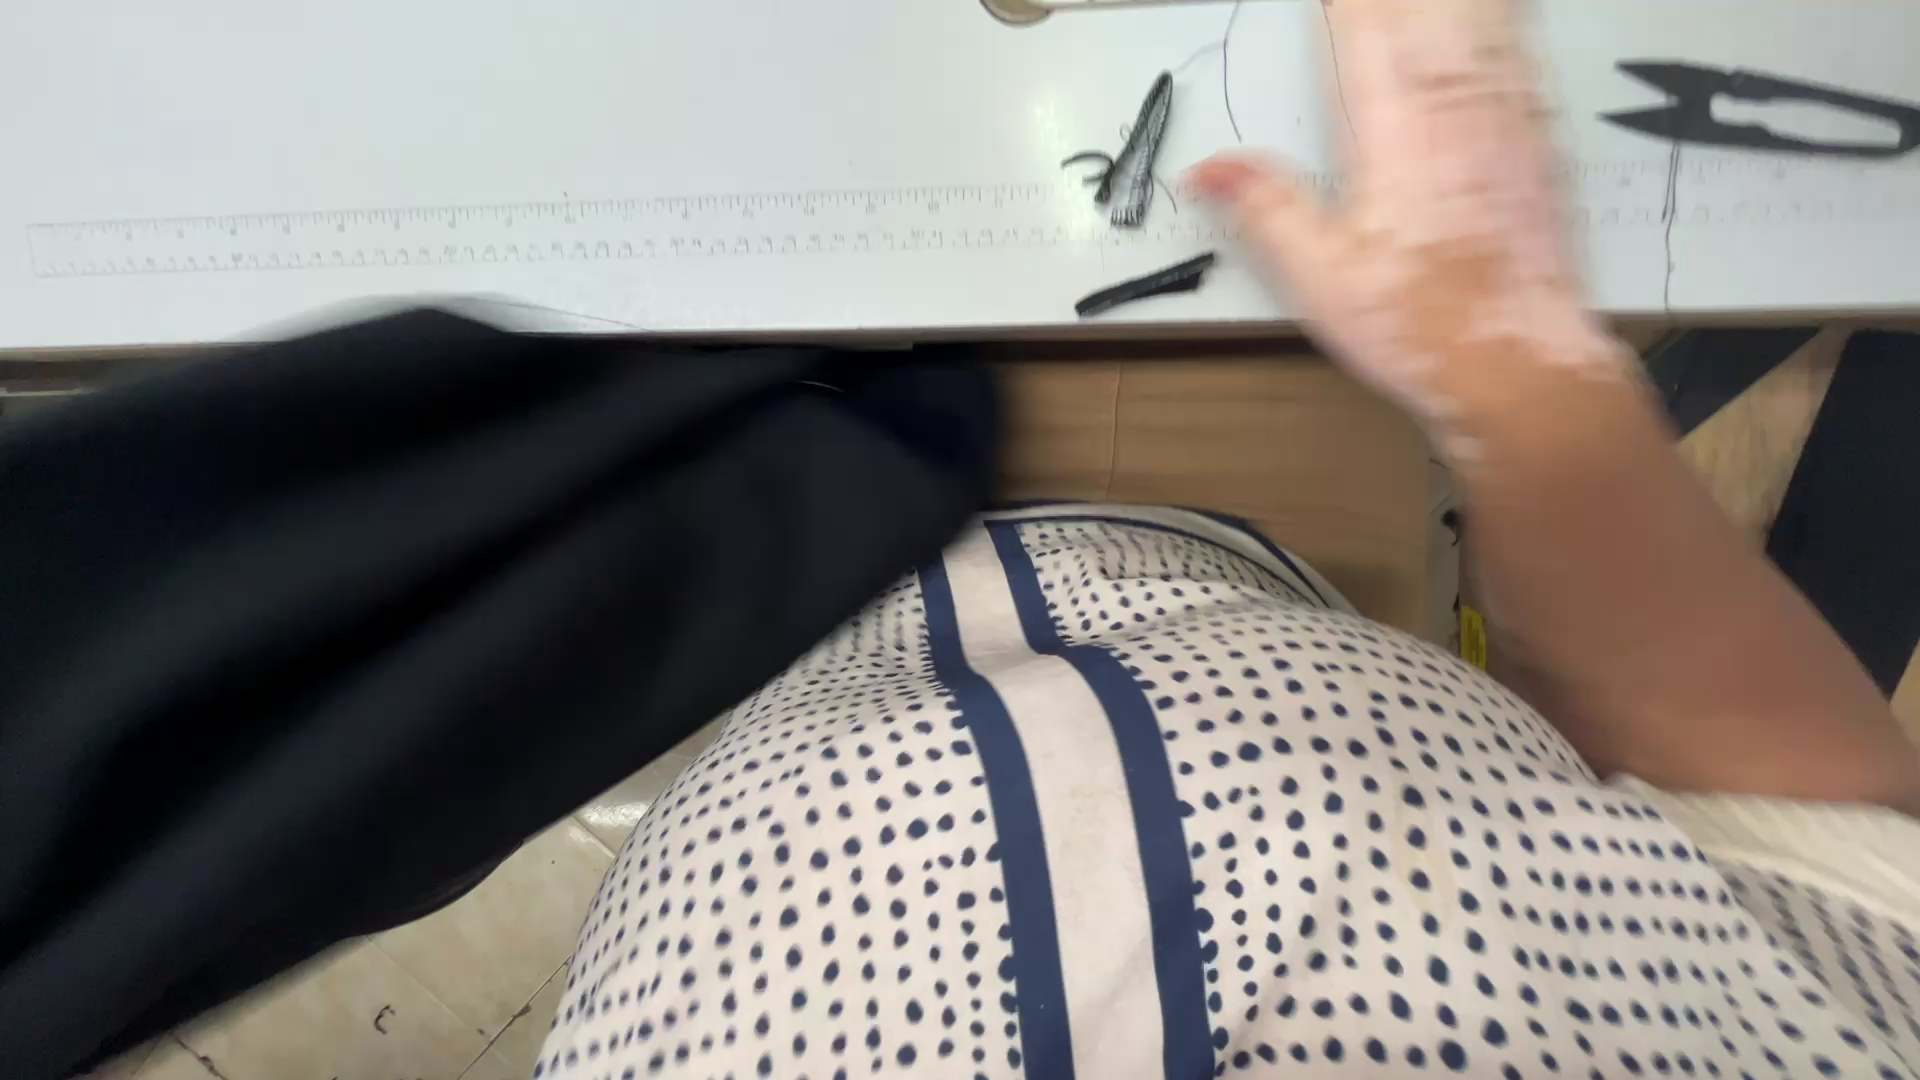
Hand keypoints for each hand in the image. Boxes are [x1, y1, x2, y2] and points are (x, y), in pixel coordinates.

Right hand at [1187, 0, 1629, 439]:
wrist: (1514, 360)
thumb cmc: (1415, 322)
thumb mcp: (1315, 274)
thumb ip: (1262, 208)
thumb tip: (1204, 170)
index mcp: (1397, 125)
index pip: (1363, 20)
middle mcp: (1459, 100)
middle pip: (1425, 1)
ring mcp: (1507, 110)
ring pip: (1481, 7)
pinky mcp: (1537, 133)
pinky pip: (1519, 38)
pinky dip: (1495, 12)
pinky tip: (1491, 11)